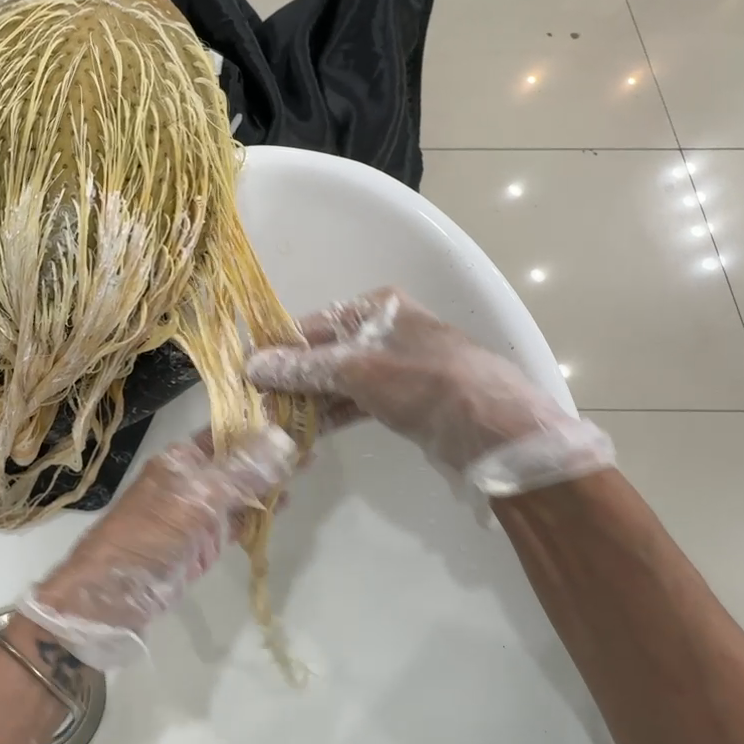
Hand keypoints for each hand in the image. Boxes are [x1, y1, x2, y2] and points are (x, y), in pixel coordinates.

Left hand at [16, 425, 297, 670]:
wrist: (108, 597)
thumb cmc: (145, 538)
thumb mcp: (195, 501)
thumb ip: (241, 473)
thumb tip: (286, 436)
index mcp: (182, 459)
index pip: (228, 430)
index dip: (262, 421)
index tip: (302, 410)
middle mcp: (193, 479)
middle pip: (240, 459)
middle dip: (273, 451)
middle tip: (317, 437)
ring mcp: (200, 511)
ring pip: (243, 489)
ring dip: (271, 481)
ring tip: (310, 466)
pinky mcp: (205, 541)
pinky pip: (239, 520)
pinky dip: (261, 512)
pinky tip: (286, 504)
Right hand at [244, 288, 612, 497]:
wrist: (495, 432)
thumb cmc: (427, 384)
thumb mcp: (359, 370)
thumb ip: (304, 368)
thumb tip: (252, 364)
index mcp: (377, 309)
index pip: (312, 325)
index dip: (279, 350)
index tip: (248, 376)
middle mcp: (384, 332)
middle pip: (322, 354)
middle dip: (291, 380)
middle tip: (257, 407)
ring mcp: (394, 368)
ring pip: (336, 382)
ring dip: (308, 403)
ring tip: (275, 424)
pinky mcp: (402, 400)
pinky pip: (354, 403)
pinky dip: (331, 416)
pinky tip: (306, 434)